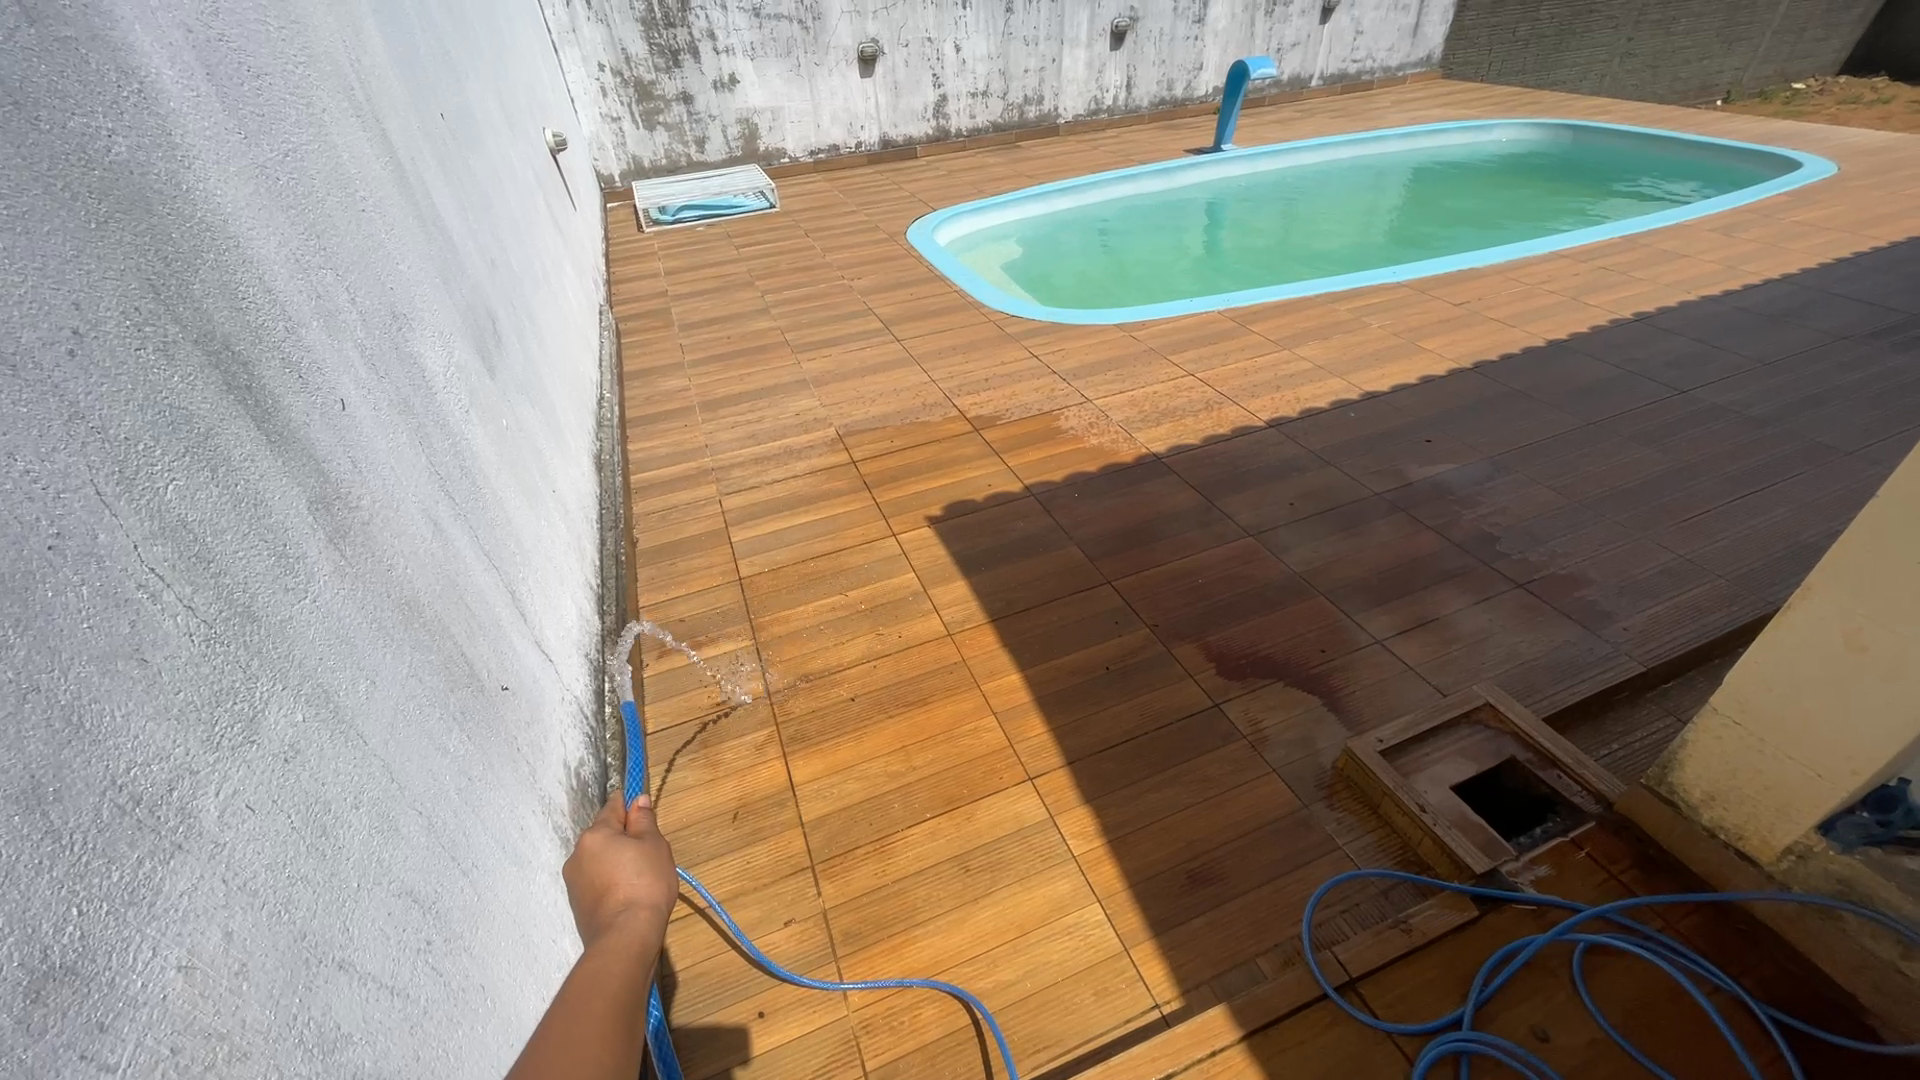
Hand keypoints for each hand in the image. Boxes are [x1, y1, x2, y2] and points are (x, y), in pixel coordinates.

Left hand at [563, 792, 677, 948]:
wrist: (625, 937)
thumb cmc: (645, 882)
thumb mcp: (653, 844)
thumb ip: (644, 820)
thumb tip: (638, 800)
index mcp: (594, 835)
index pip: (613, 807)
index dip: (631, 805)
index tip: (645, 812)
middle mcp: (577, 855)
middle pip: (604, 835)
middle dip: (625, 838)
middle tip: (650, 852)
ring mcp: (574, 882)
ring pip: (600, 859)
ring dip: (617, 860)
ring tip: (642, 877)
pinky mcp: (577, 905)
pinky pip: (597, 881)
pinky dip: (612, 881)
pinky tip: (629, 893)